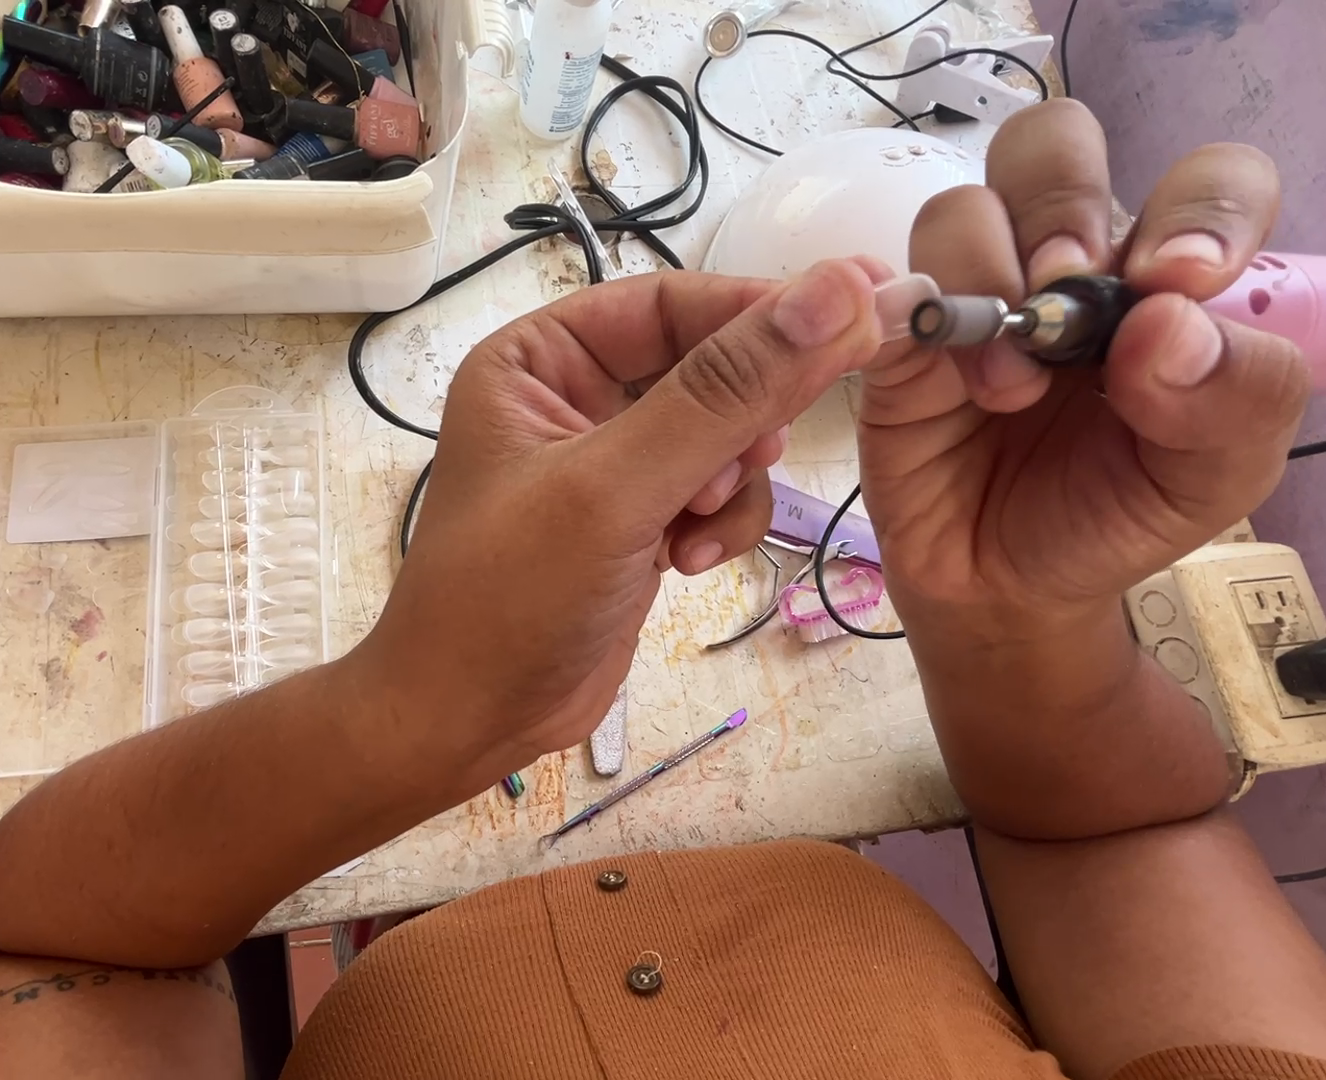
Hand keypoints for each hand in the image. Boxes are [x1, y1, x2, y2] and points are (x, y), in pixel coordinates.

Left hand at [358, 262, 884, 781]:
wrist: (472, 716)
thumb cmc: (514, 594)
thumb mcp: (613, 486)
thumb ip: (723, 393)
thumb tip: (836, 290)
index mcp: (537, 359)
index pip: (667, 303)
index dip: (757, 311)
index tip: (853, 322)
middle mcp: (572, 399)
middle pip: (701, 368)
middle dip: (739, 418)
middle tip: (765, 453)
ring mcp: (608, 464)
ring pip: (718, 436)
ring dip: (730, 481)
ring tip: (697, 527)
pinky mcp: (636, 519)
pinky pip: (711, 494)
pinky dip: (719, 523)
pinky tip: (689, 563)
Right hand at [860, 99, 1311, 834]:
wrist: (996, 585)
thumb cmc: (1106, 520)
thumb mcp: (1213, 476)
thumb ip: (1238, 396)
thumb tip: (1165, 318)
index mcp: (1155, 287)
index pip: (1194, 185)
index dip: (1193, 206)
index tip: (1175, 280)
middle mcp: (1057, 276)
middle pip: (1048, 151)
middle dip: (1058, 205)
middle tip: (1064, 288)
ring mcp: (966, 307)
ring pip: (956, 213)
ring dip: (981, 276)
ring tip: (1003, 383)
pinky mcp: (894, 353)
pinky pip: (882, 295)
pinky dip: (902, 314)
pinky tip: (932, 381)